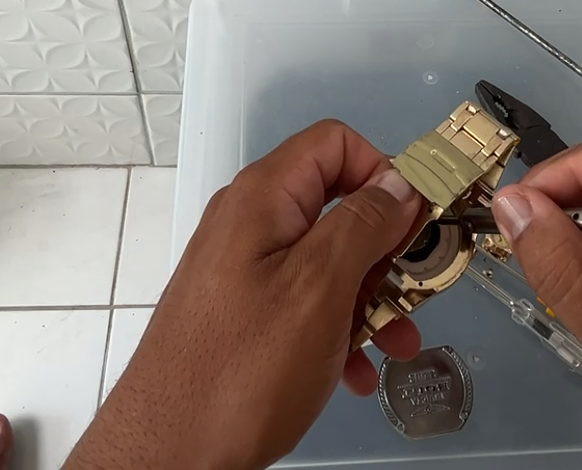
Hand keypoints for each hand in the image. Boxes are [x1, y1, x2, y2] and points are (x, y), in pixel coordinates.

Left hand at [65, 120, 424, 469]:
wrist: (165, 456)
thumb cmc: (244, 367)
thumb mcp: (320, 287)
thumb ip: (364, 225)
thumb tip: (400, 183)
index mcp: (264, 194)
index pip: (334, 143)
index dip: (381, 170)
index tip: (412, 223)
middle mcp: (250, 219)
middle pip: (334, 201)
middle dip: (383, 244)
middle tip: (415, 288)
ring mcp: (243, 265)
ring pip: (324, 256)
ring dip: (367, 293)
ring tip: (396, 342)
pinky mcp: (241, 308)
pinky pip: (301, 296)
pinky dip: (335, 323)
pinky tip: (355, 369)